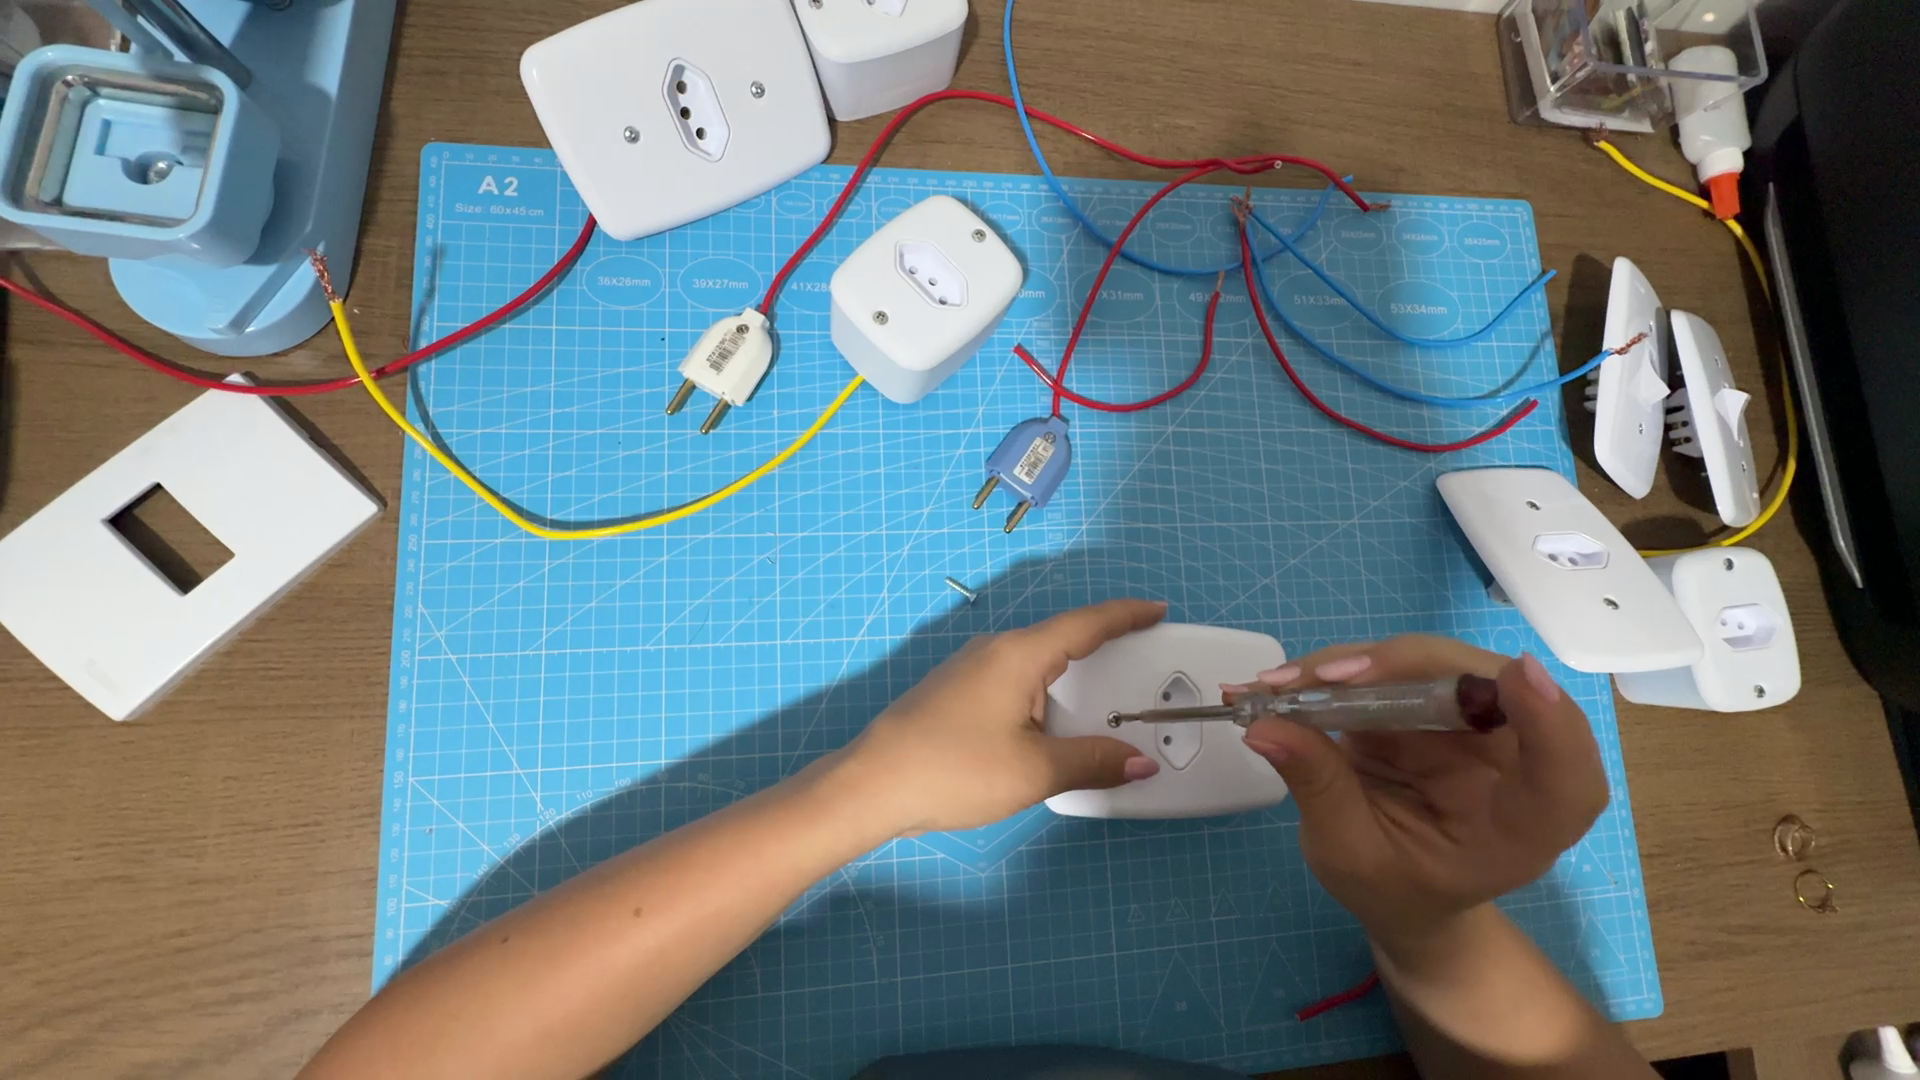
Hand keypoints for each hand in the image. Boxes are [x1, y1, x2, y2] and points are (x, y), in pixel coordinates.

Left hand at [839, 599, 1167, 835]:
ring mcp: (968, 668)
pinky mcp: (953, 690)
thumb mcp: (1035, 770)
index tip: (1156, 609)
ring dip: (1068, 673)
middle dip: (1101, 646)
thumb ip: (1093, 761)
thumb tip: (1138, 761)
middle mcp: (993, 650)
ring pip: (1033, 660)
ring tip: (1099, 697)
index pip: (1085, 624)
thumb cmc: (956, 769)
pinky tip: (1045, 719)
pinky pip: (1012, 678)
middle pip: (1059, 639)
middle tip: (1138, 658)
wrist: (872, 784)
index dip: (1125, 615)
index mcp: (1018, 654)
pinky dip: (1042, 689)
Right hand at [1228, 637, 1607, 948]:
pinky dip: (1328, 671)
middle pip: (1475, 686)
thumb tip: (1264, 725)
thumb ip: (1319, 788)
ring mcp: (1460, 723)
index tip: (1515, 675)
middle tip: (1320, 679)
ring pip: (1418, 664)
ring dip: (1346, 665)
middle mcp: (1503, 757)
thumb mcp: (1350, 853)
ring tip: (1274, 684)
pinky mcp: (1418, 703)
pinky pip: (1379, 670)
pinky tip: (1280, 681)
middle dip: (1396, 668)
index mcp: (1521, 820)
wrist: (1398, 890)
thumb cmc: (1393, 889)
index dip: (1549, 720)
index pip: (1564, 771)